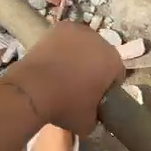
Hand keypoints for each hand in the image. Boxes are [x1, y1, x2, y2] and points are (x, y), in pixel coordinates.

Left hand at [2, 22, 125, 133]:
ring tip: (64, 72)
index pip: (116, 74)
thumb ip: (97, 115)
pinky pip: (68, 38)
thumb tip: (93, 113)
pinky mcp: (61, 27)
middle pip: (101, 56)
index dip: (107, 87)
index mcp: (113, 62)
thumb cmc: (65, 105)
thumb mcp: (87, 123)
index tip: (96, 98)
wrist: (33, 88)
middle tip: (80, 85)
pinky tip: (54, 60)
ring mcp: (80, 30)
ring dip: (80, 55)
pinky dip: (64, 46)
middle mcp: (101, 40)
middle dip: (94, 68)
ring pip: (85, 45)